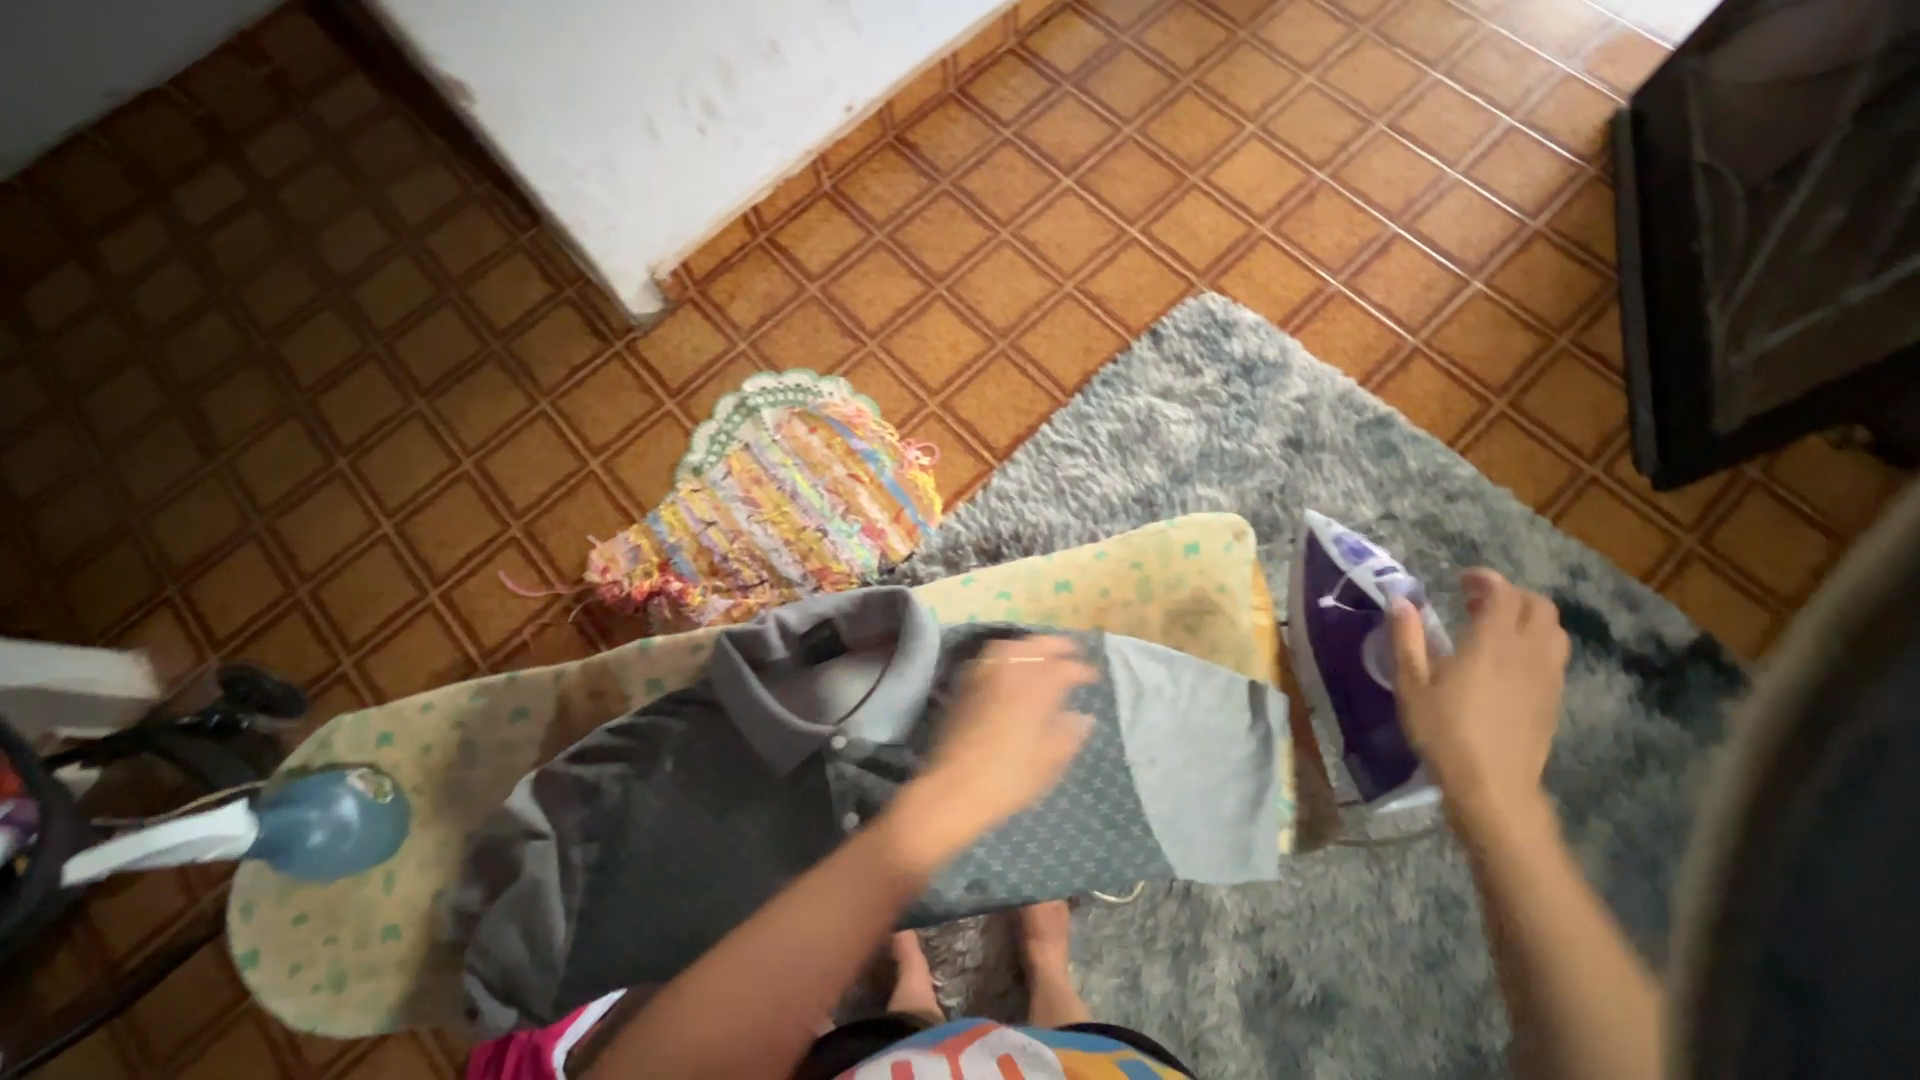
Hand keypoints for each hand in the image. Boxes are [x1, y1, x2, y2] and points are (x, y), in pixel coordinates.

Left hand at [885, 636, 1096, 867]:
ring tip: (1038, 654)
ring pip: (1007, 648)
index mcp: (1036, 691)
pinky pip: (985, 660)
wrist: (953, 789)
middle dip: (1054, 645)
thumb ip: (1069, 734)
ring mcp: (982, 678)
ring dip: (1026, 646)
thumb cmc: (1008, 780)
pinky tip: (1007, 669)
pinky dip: (1002, 657)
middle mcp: (1009, 675)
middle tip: (1070, 649)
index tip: (1093, 676)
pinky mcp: (961, 688)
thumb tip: (1084, 718)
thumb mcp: (1049, 762)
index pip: (1064, 669)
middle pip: (1033, 647)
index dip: (1081, 670)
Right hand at [1390, 569, 1569, 828]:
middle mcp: (1527, 650)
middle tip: (1477, 604)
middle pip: (1537, 605)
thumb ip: (1407, 638)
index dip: (1484, 579)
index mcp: (1492, 641)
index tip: (1461, 580)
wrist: (1492, 784)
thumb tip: (1400, 601)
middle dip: (1509, 596)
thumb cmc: (1444, 731)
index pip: (1501, 592)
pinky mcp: (1554, 697)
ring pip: (1553, 629)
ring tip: (1497, 631)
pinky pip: (1554, 655)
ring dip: (1528, 619)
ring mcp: (1547, 675)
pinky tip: (1509, 664)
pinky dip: (1536, 645)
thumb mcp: (1411, 684)